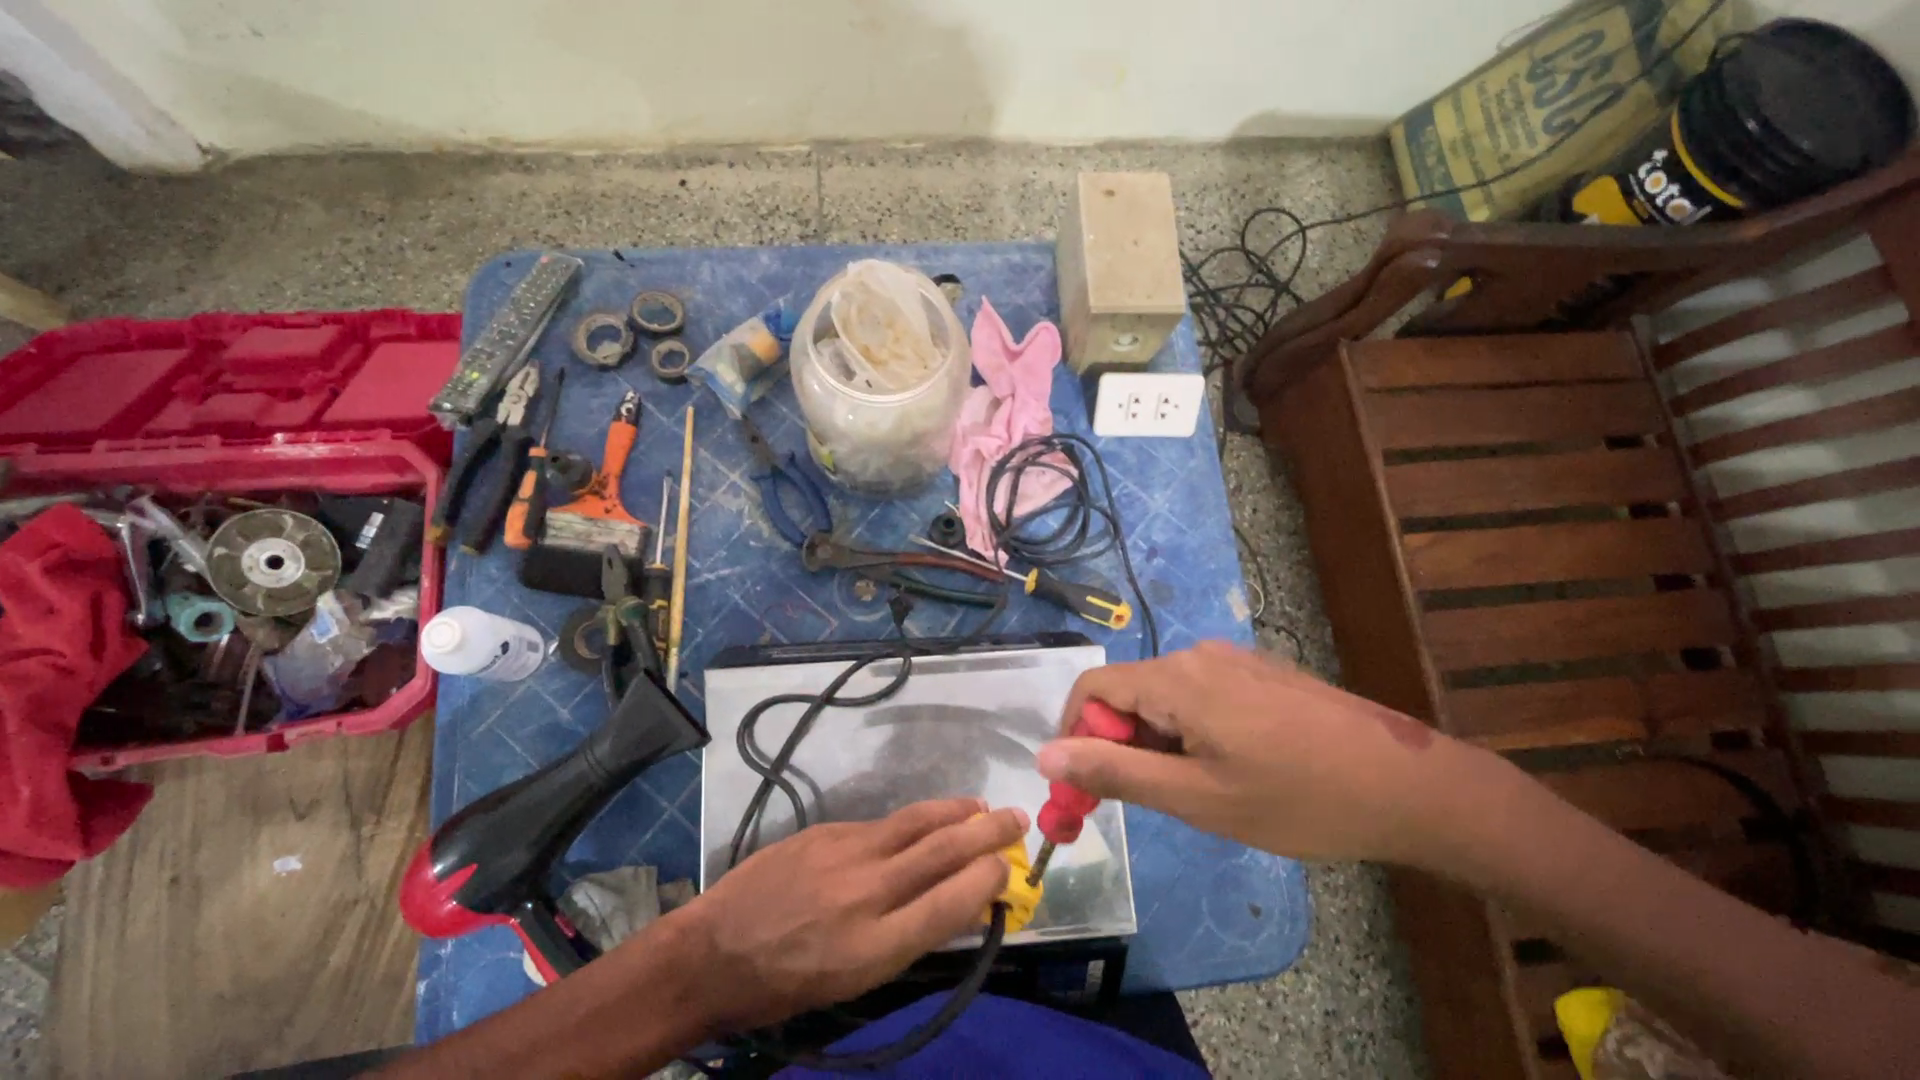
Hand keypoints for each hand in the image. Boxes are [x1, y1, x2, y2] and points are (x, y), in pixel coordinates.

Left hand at [669, 798, 1025, 1032]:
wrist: (712, 952)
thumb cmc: (786, 986)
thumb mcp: (855, 981)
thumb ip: (910, 938)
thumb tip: (960, 904)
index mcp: (876, 946)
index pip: (951, 901)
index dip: (988, 879)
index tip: (1008, 867)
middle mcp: (867, 892)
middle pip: (941, 851)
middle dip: (987, 832)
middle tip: (1016, 818)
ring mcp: (843, 854)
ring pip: (914, 822)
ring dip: (955, 811)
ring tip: (980, 807)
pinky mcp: (824, 832)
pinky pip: (880, 823)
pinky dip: (912, 820)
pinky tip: (922, 822)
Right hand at [1038, 642, 1466, 865]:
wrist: (1409, 786)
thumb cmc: (1298, 799)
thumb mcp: (1198, 798)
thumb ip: (1115, 773)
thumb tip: (1044, 756)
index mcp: (1177, 678)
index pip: (1091, 688)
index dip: (1075, 736)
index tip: (1087, 790)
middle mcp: (1200, 655)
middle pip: (1129, 693)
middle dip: (1119, 745)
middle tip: (1144, 804)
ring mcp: (1236, 661)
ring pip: (1165, 698)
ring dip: (1157, 743)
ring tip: (1198, 794)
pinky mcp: (1262, 674)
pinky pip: (1201, 697)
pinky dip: (1191, 734)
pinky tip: (1233, 772)